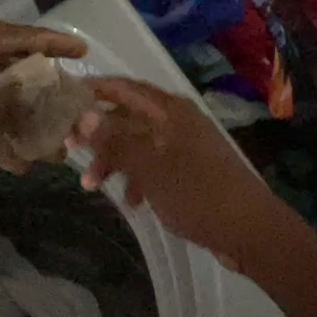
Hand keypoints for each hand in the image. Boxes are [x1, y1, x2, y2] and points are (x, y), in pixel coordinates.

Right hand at [67, 77, 289, 270]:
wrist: (250, 229)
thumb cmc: (197, 192)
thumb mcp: (150, 168)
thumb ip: (116, 142)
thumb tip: (84, 116)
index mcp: (170, 110)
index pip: (126, 88)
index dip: (96, 89)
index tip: (66, 96)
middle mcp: (178, 119)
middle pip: (130, 116)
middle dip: (100, 133)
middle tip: (70, 150)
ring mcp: (187, 143)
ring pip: (140, 142)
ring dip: (116, 159)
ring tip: (93, 186)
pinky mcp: (192, 168)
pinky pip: (156, 162)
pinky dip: (139, 176)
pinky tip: (132, 202)